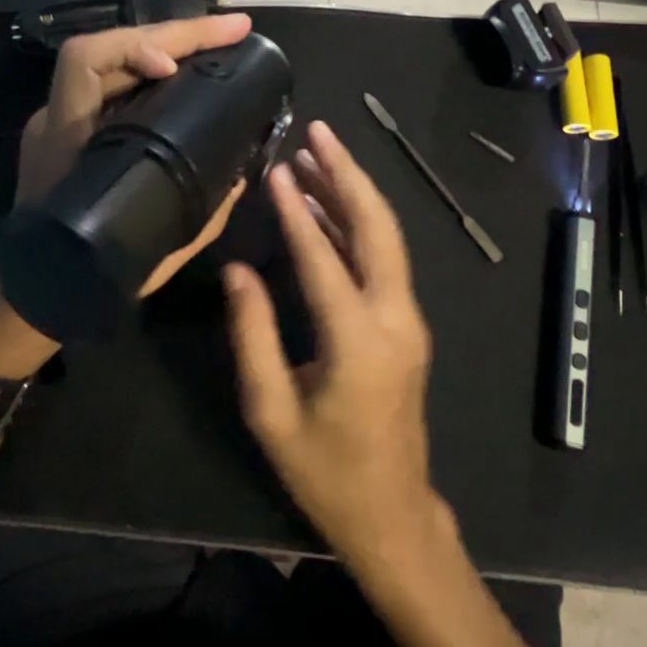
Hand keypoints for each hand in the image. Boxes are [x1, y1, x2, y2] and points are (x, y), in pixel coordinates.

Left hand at [0, 14, 255, 379]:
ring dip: (169, 44)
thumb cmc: (84, 275)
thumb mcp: (149, 252)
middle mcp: (59, 119)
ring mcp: (62, 120)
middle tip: (237, 27)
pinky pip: (113, 84)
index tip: (174, 68)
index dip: (132, 49)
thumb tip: (243, 177)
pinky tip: (189, 71)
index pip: (84, 63)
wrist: (34, 292)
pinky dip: (152, 69)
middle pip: (107, 48)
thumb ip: (201, 216)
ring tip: (223, 39)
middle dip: (177, 32)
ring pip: (112, 59)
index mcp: (66, 140)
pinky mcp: (72, 129)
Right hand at [222, 120, 442, 565]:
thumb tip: (239, 270)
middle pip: (378, 229)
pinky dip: (355, 227)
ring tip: (315, 155)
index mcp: (359, 342)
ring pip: (386, 239)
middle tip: (318, 131)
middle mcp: (395, 320)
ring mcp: (408, 322)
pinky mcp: (405, 328)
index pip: (325, 260)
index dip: (298, 212)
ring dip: (352, 194)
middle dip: (348, 175)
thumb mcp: (271, 411)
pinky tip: (326, 207)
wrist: (392, 514)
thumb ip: (254, 335)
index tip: (274, 170)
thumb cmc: (325, 471)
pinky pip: (382, 262)